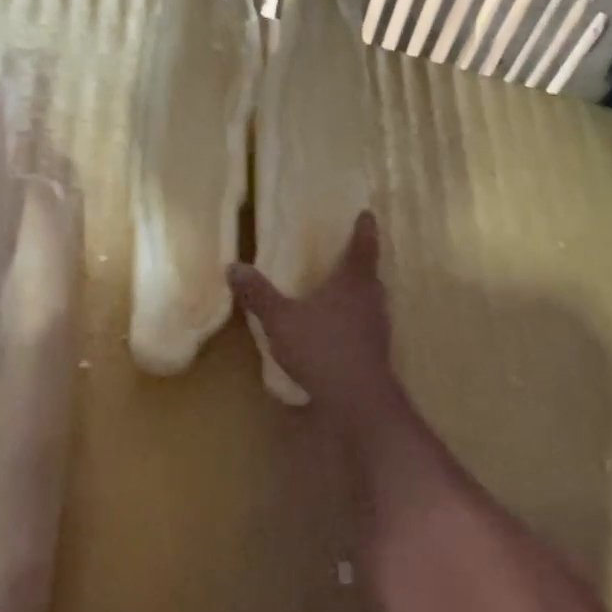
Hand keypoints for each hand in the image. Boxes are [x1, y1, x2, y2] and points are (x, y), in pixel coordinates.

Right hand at [228, 212, 405, 428]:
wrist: (357, 398)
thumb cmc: (321, 347)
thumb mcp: (281, 320)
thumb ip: (259, 295)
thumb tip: (233, 267)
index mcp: (354, 281)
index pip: (363, 246)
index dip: (364, 228)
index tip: (366, 214)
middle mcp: (372, 300)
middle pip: (370, 276)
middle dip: (361, 266)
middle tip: (349, 256)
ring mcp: (379, 329)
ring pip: (370, 304)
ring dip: (358, 298)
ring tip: (340, 295)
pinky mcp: (377, 354)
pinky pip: (365, 330)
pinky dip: (354, 325)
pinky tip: (337, 334)